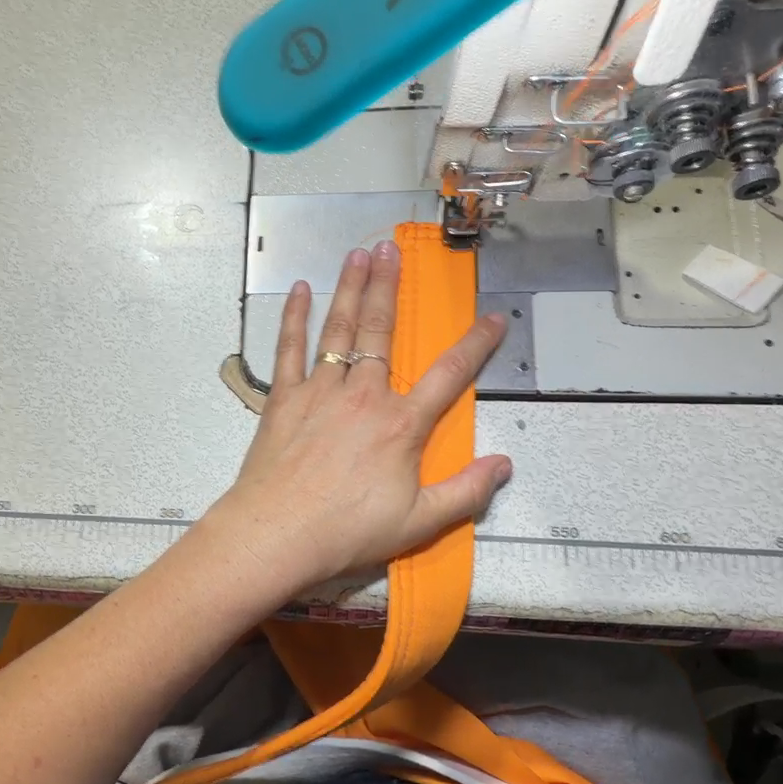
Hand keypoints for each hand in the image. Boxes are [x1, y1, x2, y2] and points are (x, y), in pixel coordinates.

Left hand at [204, 241, 512, 597]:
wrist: (278, 534)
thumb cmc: (346, 531)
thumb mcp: (419, 521)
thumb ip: (466, 492)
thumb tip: (504, 466)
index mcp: (401, 425)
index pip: (450, 375)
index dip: (477, 344)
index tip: (493, 319)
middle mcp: (362, 396)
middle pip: (381, 330)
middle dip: (389, 287)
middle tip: (392, 249)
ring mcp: (319, 391)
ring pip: (338, 330)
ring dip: (350, 289)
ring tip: (358, 254)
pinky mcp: (283, 398)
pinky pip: (289, 349)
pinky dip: (294, 318)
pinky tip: (300, 291)